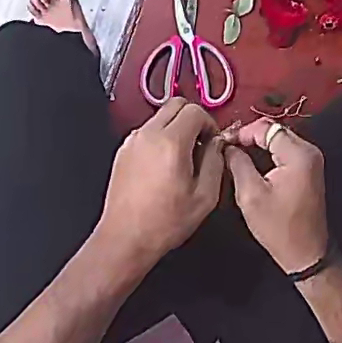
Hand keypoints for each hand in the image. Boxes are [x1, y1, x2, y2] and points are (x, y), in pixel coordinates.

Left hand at [93, 99, 225, 277]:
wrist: (126, 238)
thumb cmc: (163, 223)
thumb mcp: (205, 196)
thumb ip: (216, 162)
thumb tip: (218, 144)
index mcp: (171, 143)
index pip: (195, 111)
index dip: (210, 123)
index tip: (213, 140)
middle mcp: (148, 136)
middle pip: (176, 104)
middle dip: (193, 118)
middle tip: (201, 141)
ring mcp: (133, 142)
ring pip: (161, 117)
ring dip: (176, 127)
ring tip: (183, 156)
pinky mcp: (123, 151)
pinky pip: (147, 132)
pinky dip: (160, 138)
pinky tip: (165, 164)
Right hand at [224, 119, 328, 274]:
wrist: (305, 253)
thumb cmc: (280, 228)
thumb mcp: (250, 195)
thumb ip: (238, 164)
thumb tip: (228, 147)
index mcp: (299, 155)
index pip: (266, 128)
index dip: (242, 132)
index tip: (224, 142)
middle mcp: (309, 152)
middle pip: (274, 131)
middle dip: (249, 137)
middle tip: (227, 147)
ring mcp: (311, 160)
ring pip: (278, 139)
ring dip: (257, 144)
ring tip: (234, 154)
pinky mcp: (308, 169)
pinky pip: (284, 151)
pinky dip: (267, 153)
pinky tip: (250, 162)